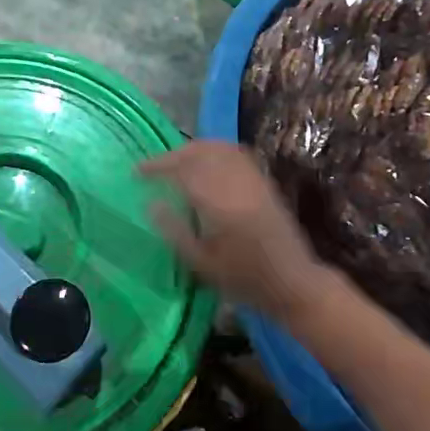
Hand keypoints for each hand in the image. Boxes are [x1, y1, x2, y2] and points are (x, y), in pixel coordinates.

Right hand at [140, 142, 337, 321]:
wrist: (292, 282)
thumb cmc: (244, 280)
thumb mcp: (202, 264)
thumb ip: (175, 231)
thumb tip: (152, 204)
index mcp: (218, 203)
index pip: (182, 171)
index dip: (157, 166)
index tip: (137, 172)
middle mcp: (236, 184)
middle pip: (201, 152)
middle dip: (174, 154)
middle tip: (154, 165)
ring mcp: (253, 180)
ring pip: (220, 148)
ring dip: (195, 148)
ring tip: (177, 160)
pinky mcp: (265, 182)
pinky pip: (238, 154)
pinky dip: (217, 150)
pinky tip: (208, 162)